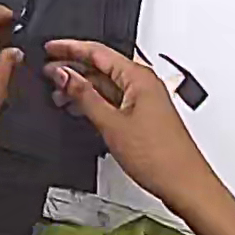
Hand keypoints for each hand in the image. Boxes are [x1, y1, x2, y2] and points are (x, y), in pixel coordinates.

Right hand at [44, 40, 234, 230]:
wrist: (186, 187)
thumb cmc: (161, 158)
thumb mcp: (111, 123)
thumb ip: (83, 95)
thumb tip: (63, 73)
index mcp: (138, 76)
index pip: (97, 51)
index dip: (69, 48)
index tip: (50, 48)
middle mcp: (143, 83)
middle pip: (101, 65)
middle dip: (73, 67)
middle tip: (48, 71)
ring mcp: (143, 99)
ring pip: (105, 83)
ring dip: (81, 86)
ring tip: (58, 92)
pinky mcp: (143, 114)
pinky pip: (113, 98)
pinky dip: (93, 100)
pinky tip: (78, 108)